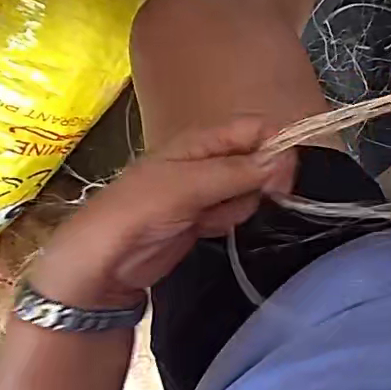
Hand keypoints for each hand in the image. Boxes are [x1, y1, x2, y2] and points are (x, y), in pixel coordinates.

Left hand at [28, 119, 295, 311]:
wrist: (105, 261)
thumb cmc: (140, 210)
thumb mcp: (188, 186)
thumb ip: (237, 171)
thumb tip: (285, 158)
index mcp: (202, 140)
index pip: (255, 129)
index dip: (276, 146)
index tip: (284, 178)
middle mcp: (208, 159)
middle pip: (258, 158)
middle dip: (262, 180)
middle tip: (248, 201)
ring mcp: (206, 189)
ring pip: (250, 188)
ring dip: (241, 205)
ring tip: (212, 217)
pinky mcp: (205, 216)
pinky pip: (235, 211)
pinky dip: (229, 221)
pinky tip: (208, 229)